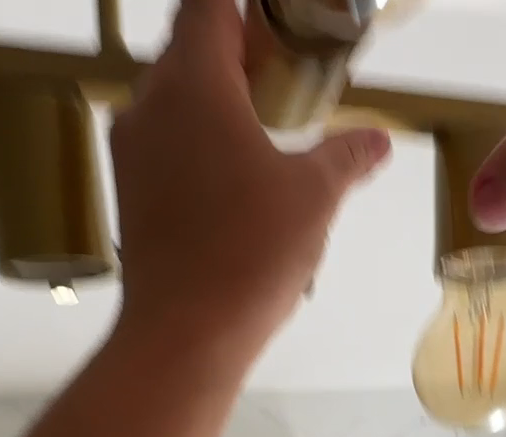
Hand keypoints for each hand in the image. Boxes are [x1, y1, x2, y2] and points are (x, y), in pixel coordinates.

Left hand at [111, 0, 392, 355]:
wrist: (185, 334)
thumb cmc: (252, 253)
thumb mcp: (314, 198)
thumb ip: (346, 157)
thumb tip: (378, 141)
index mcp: (194, 83)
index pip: (208, 4)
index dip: (246, 10)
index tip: (280, 32)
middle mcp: (148, 104)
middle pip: (187, 49)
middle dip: (235, 56)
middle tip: (282, 82)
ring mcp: (131, 152)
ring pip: (171, 101)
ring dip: (214, 104)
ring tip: (261, 136)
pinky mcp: (127, 195)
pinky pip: (162, 145)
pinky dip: (195, 145)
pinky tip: (232, 184)